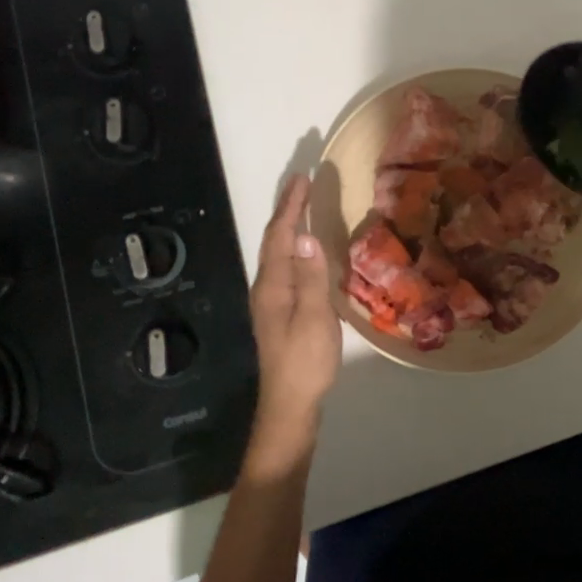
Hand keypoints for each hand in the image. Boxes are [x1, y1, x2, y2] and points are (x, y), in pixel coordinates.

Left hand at [250, 175, 341, 418]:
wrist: (291, 403)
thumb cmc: (305, 360)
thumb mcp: (314, 317)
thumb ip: (311, 276)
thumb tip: (304, 236)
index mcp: (273, 285)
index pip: (280, 236)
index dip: (291, 206)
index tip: (303, 178)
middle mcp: (267, 288)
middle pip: (274, 241)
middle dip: (287, 210)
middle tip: (303, 184)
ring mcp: (271, 301)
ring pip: (278, 253)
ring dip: (289, 227)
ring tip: (304, 207)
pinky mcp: (280, 311)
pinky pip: (285, 266)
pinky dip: (294, 247)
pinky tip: (306, 251)